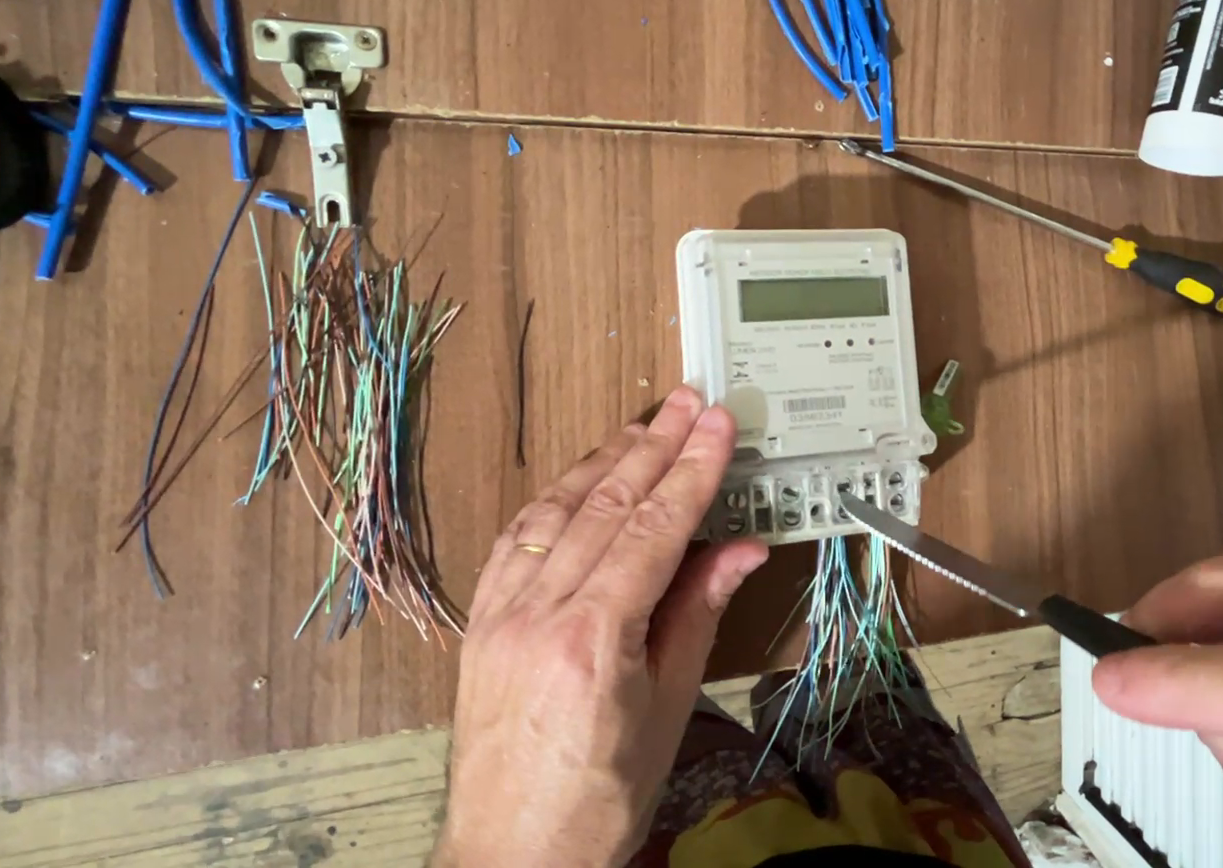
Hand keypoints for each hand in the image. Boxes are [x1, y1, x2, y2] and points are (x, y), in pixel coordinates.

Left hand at [432, 386, 768, 867]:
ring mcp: (499, 614)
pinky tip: (579, 477)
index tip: (715, 425)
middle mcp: (537, 614)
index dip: (691, 470)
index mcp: (592, 639)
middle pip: (604, 506)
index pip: (652, 529)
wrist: (509, 860)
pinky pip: (516, 541)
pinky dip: (554, 498)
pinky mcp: (480, 621)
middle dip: (653, 446)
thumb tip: (742, 549)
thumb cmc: (602, 796)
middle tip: (685, 401)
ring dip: (603, 460)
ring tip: (642, 425)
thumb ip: (699, 612)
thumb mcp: (669, 706)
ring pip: (555, 512)